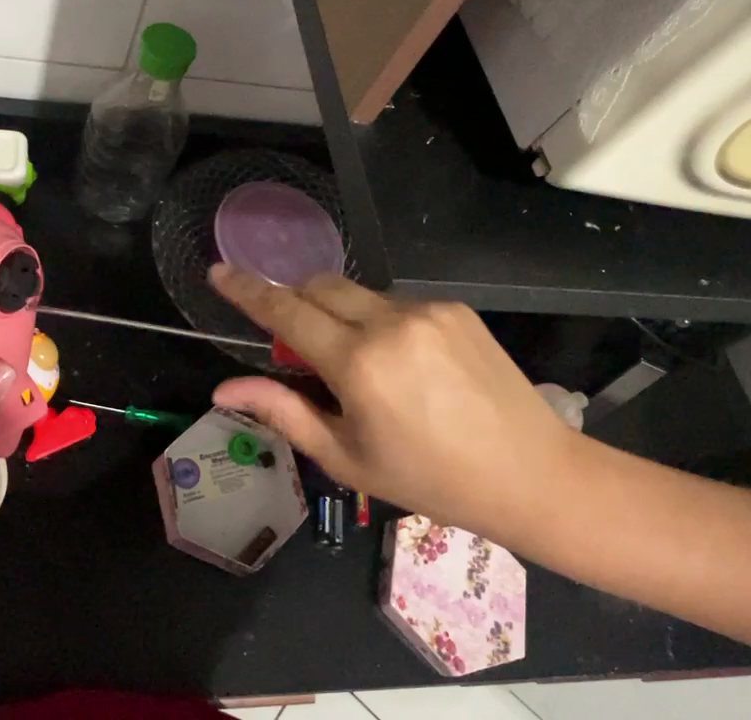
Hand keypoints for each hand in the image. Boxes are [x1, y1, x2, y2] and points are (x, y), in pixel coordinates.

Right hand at [208, 264, 578, 542]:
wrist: (532, 474)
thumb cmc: (429, 479)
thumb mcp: (346, 457)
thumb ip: (282, 412)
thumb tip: (223, 389)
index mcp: (358, 364)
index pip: (285, 312)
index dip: (247, 290)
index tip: (218, 271)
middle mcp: (389, 322)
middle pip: (317, 286)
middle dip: (294, 303)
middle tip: (296, 348)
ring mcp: (426, 310)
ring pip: (356, 293)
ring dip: (337, 315)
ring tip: (360, 368)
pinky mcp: (453, 308)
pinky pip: (393, 302)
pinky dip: (377, 322)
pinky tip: (403, 365)